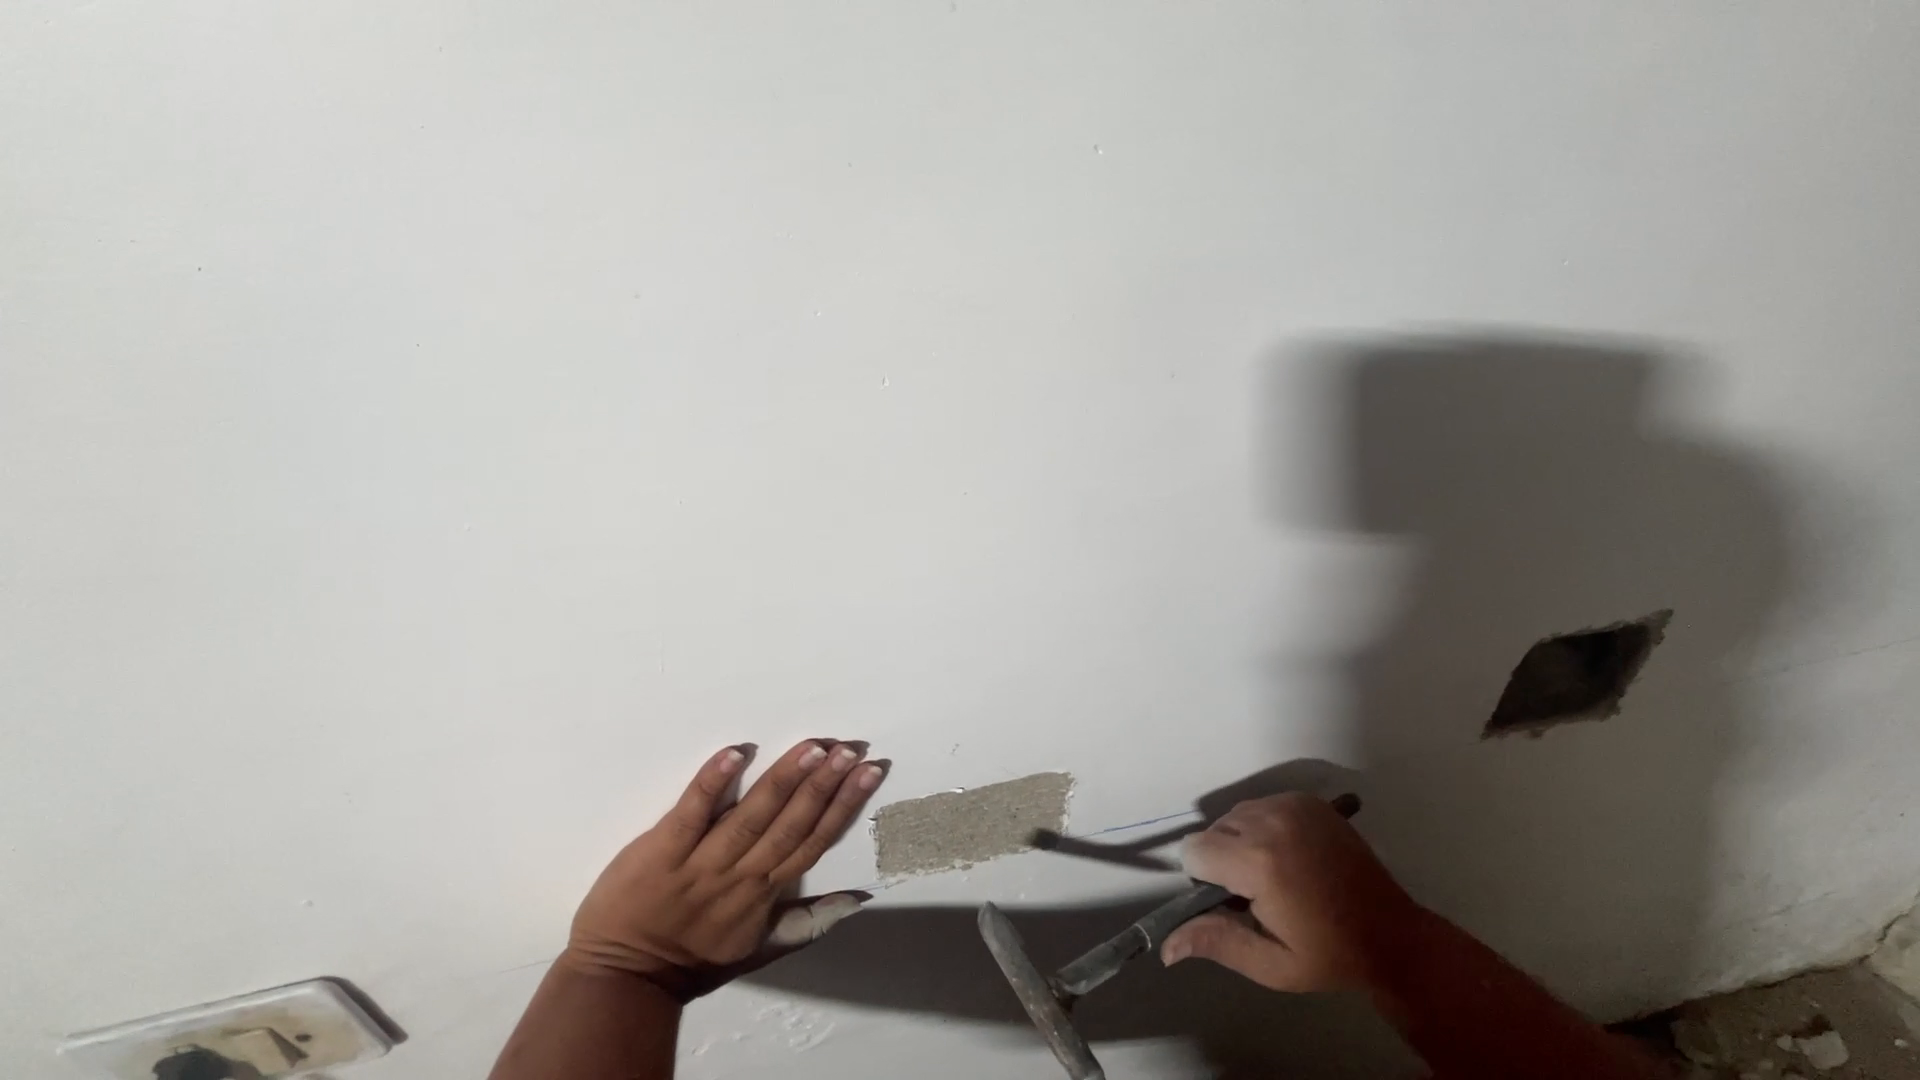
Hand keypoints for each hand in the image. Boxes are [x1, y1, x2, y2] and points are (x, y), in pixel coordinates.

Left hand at [564, 739, 886, 998]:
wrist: (623, 980)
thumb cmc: (694, 961)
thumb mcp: (759, 949)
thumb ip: (806, 921)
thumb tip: (859, 898)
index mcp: (765, 893)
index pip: (814, 842)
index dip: (844, 805)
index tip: (869, 771)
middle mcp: (741, 875)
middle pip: (791, 824)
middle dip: (824, 785)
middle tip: (850, 750)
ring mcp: (701, 863)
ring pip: (751, 816)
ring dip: (784, 780)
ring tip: (813, 748)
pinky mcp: (661, 851)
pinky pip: (691, 813)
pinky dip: (712, 783)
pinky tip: (736, 753)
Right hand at [1160, 792, 1422, 993]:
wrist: (1394, 935)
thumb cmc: (1330, 955)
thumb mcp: (1271, 964)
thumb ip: (1216, 943)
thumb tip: (1165, 945)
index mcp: (1258, 862)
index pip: (1193, 851)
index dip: (1205, 880)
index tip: (1236, 902)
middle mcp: (1271, 822)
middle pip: (1213, 831)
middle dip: (1223, 860)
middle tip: (1260, 893)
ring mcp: (1291, 805)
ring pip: (1234, 816)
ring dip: (1242, 842)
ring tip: (1277, 873)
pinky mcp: (1307, 801)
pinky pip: (1260, 806)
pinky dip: (1263, 827)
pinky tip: (1290, 855)